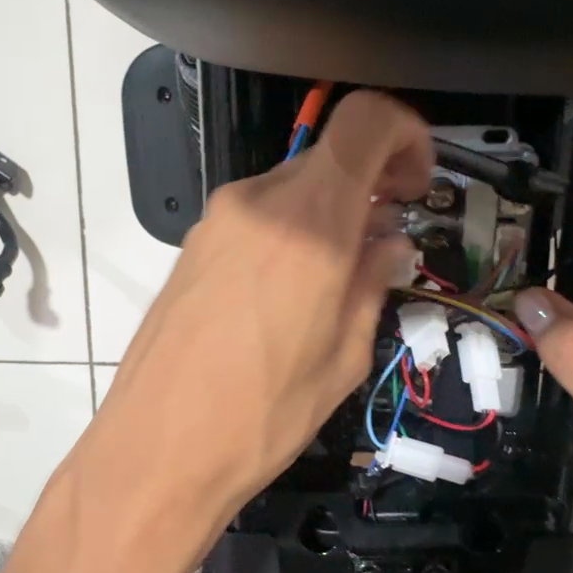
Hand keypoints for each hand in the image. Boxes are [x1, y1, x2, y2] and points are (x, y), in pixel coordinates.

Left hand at [91, 91, 432, 546]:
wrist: (157, 450)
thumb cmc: (263, 416)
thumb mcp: (343, 357)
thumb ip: (371, 285)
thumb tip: (387, 246)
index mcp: (310, 223)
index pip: (366, 122)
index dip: (405, 135)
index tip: (415, 185)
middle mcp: (259, 203)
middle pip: (329, 160)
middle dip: (368, 190)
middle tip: (383, 248)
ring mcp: (217, 222)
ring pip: (291, 191)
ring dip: (326, 217)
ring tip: (335, 284)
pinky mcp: (191, 247)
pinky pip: (256, 220)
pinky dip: (287, 236)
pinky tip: (288, 296)